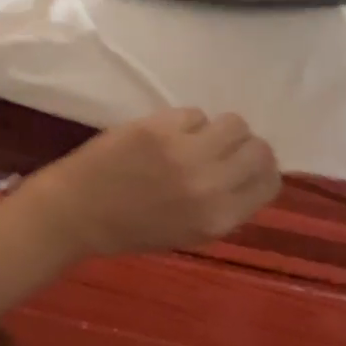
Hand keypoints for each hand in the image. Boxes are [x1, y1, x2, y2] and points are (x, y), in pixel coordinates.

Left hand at [17, 108, 280, 258]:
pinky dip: (185, 121)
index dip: (261, 170)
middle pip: (258, 148)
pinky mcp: (160, 127)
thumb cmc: (129, 229)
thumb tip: (247, 174)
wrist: (75, 211)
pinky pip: (194, 112)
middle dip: (243, 146)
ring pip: (233, 123)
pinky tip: (163, 134)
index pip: (270, 183)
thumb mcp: (188, 232)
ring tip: (192, 139)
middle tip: (220, 148)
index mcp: (218, 219)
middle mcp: (210, 186)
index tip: (244, 167)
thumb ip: (222, 206)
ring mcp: (186, 153)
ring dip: (217, 129)